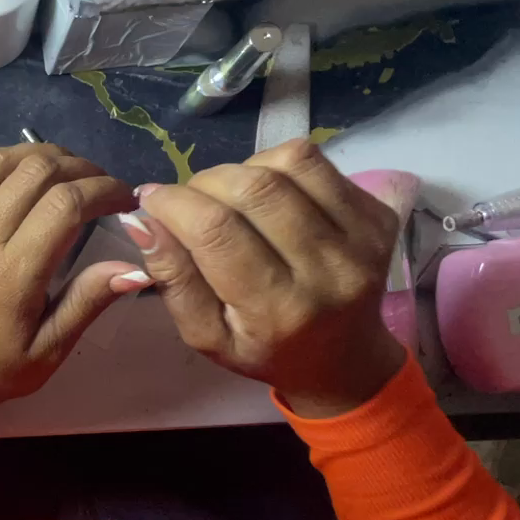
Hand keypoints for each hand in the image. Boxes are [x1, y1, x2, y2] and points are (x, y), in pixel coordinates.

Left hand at [0, 141, 144, 443]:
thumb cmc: (2, 367)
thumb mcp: (52, 347)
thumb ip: (89, 301)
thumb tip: (137, 267)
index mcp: (11, 276)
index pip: (63, 205)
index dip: (103, 190)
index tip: (126, 200)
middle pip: (36, 172)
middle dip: (81, 169)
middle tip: (104, 188)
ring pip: (5, 161)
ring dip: (46, 157)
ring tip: (73, 177)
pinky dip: (14, 162)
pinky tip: (36, 179)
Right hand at [123, 138, 405, 417]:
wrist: (341, 357)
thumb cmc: (260, 349)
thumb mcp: (203, 334)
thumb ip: (172, 280)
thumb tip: (141, 221)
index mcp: (277, 309)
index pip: (216, 231)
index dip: (173, 203)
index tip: (149, 200)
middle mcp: (328, 269)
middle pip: (252, 189)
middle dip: (202, 183)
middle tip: (186, 201)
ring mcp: (361, 236)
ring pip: (287, 164)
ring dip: (239, 170)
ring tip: (224, 197)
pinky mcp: (378, 213)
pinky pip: (315, 162)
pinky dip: (274, 164)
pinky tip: (262, 193)